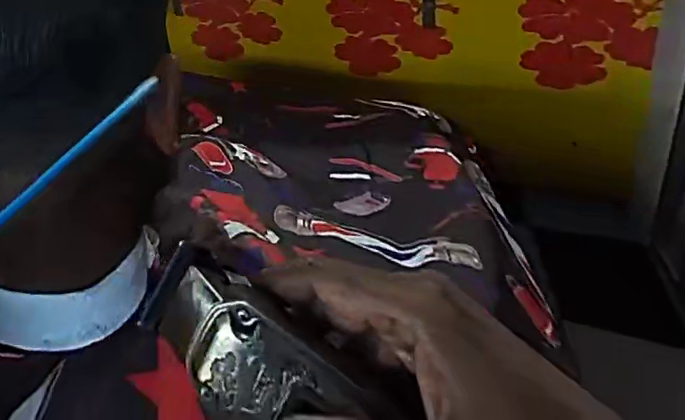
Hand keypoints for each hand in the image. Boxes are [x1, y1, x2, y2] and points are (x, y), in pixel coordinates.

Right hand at [258, 258, 615, 419]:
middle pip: (336, 288)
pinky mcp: (454, 338)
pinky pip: (387, 330)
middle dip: (292, 310)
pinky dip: (355, 347)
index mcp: (413, 304)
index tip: (229, 300)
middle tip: (246, 335)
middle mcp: (421, 293)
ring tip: (279, 355)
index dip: (273, 286)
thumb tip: (286, 416)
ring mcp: (441, 313)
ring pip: (360, 310)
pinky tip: (336, 375)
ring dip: (322, 331)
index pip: (323, 278)